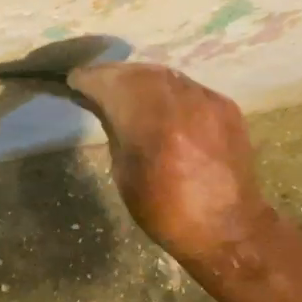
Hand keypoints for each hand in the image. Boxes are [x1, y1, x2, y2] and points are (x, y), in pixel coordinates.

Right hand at [67, 62, 272, 263]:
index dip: (89, 79)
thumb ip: (114, 129)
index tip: (74, 81)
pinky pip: (187, 87)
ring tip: (124, 90)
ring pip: (163, 74)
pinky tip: (159, 102)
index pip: (111, 84)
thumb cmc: (165, 210)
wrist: (228, 229)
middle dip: (113, 75)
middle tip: (96, 83)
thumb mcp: (124, 172)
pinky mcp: (225, 105)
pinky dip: (167, 90)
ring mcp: (206, 100)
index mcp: (150, 123)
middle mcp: (180, 103)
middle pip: (137, 73)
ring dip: (139, 79)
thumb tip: (100, 103)